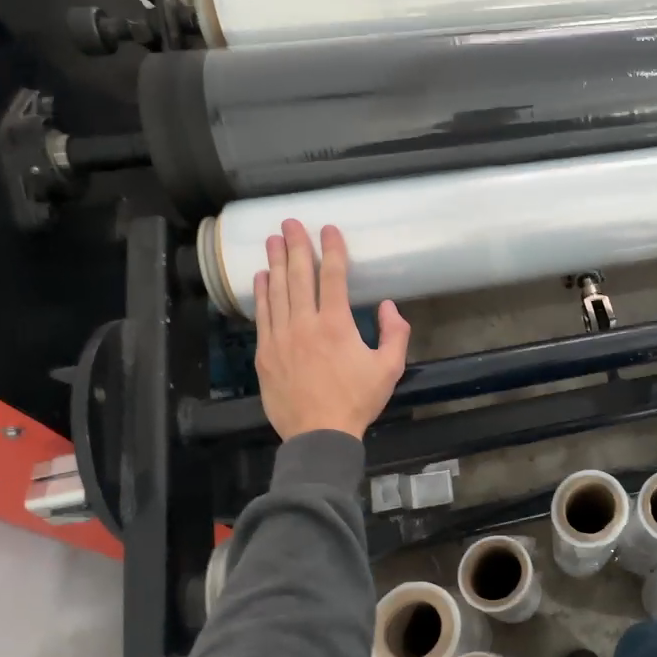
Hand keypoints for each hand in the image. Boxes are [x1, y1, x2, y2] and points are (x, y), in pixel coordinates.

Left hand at [253, 220, 410, 440]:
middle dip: (295, 246)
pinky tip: (262, 278)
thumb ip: (394, 333)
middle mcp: (305, 324)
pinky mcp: (265, 353)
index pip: (333, 277)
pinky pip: (263, 315)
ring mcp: (281, 338)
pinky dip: (262, 293)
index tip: (328, 229)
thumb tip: (386, 307)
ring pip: (276, 292)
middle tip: (290, 223)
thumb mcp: (390, 368)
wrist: (319, 433)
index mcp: (336, 325)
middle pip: (298, 276)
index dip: (331, 250)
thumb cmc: (358, 400)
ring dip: (275, 263)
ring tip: (273, 240)